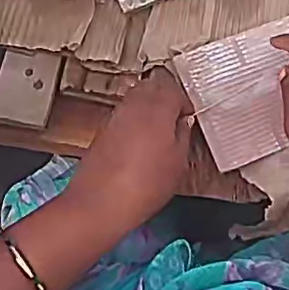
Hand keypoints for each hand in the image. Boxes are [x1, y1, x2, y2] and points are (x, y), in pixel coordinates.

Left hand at [65, 67, 194, 223]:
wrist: (99, 202)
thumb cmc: (146, 184)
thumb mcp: (177, 163)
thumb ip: (183, 136)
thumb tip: (182, 122)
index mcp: (157, 108)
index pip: (174, 90)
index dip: (184, 102)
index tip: (189, 117)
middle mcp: (134, 104)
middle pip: (151, 86)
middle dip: (164, 96)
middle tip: (175, 117)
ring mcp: (115, 115)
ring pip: (135, 97)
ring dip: (148, 106)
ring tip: (158, 131)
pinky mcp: (102, 129)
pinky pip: (123, 113)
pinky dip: (134, 119)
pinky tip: (139, 142)